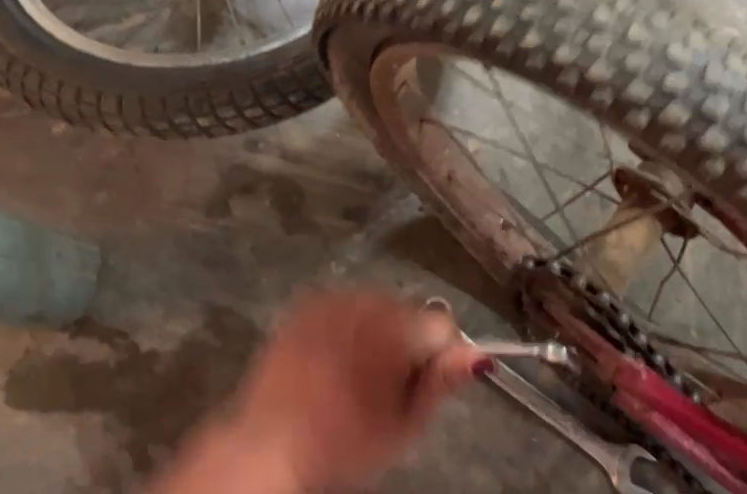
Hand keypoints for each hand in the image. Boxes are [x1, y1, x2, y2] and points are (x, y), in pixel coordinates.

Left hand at [156, 291, 485, 493]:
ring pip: (375, 305)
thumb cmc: (341, 447)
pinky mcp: (304, 303)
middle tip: (385, 389)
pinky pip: (342, 306)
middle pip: (407, 310)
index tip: (421, 385)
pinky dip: (346, 327)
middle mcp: (363, 300)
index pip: (441, 323)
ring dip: (375, 332)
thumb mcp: (403, 427)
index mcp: (393, 328)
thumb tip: (479, 355)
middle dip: (405, 340)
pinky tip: (332, 361)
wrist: (266, 449)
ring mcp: (330, 297)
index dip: (438, 355)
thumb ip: (442, 383)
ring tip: (355, 377)